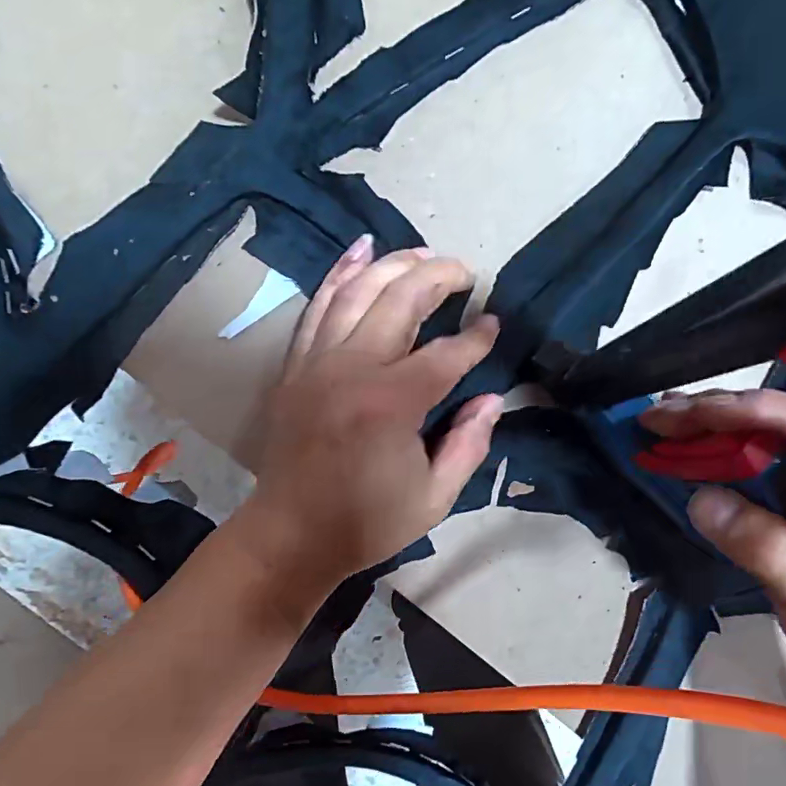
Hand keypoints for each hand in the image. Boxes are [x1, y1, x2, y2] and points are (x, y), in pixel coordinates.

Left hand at [235, 237, 504, 588]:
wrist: (291, 534)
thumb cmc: (365, 523)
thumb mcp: (434, 499)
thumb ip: (468, 445)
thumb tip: (490, 399)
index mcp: (390, 405)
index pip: (445, 354)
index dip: (475, 339)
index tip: (494, 326)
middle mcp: (351, 370)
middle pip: (399, 300)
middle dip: (438, 277)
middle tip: (466, 273)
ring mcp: (316, 362)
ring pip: (356, 291)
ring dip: (393, 264)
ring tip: (423, 252)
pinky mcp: (295, 366)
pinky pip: (317, 307)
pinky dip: (339, 274)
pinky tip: (361, 251)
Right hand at [642, 389, 785, 692]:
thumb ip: (774, 553)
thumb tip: (701, 498)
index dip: (756, 412)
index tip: (695, 411)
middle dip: (723, 412)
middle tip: (660, 415)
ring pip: (772, 434)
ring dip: (714, 423)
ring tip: (661, 419)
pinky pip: (760, 459)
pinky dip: (717, 447)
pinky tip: (684, 441)